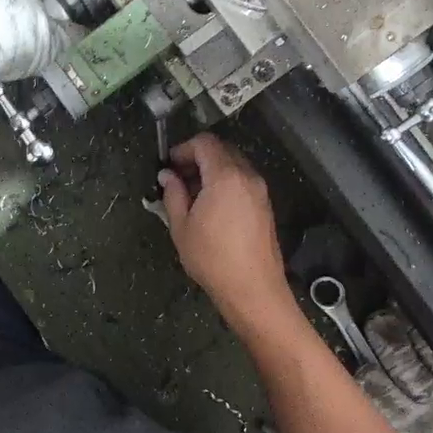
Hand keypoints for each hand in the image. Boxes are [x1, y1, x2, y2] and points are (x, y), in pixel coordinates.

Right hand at [160, 134, 289, 321]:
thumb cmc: (212, 258)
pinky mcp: (264, 206)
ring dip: (211, 171)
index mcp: (225, 177)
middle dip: (197, 158)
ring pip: (233, 165)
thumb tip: (168, 176)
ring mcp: (259, 191)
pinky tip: (210, 207)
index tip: (168, 166)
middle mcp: (247, 177)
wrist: (252, 288)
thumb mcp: (181, 226)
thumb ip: (173, 194)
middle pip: (221, 150)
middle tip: (177, 179)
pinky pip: (242, 181)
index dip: (183, 149)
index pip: (204, 143)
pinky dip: (224, 183)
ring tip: (191, 195)